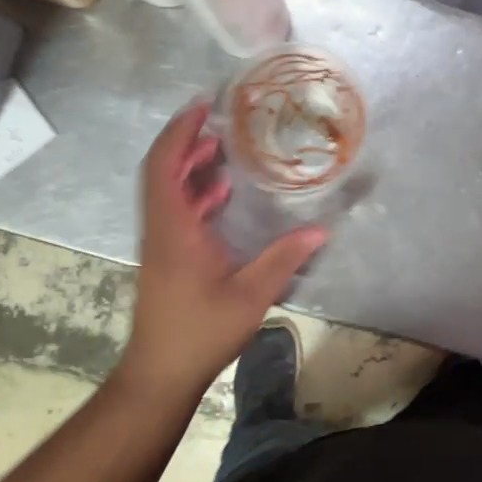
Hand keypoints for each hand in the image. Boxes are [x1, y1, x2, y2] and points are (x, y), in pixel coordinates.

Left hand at [119, 99, 326, 398]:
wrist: (159, 374)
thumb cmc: (199, 332)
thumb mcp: (250, 295)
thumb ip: (283, 259)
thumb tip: (321, 231)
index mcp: (174, 229)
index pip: (164, 166)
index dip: (179, 132)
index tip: (201, 107)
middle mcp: (161, 229)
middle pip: (161, 171)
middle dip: (186, 141)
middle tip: (219, 123)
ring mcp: (161, 245)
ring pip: (167, 191)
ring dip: (189, 167)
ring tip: (222, 150)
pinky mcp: (166, 259)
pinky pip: (174, 211)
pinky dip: (193, 194)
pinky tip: (221, 197)